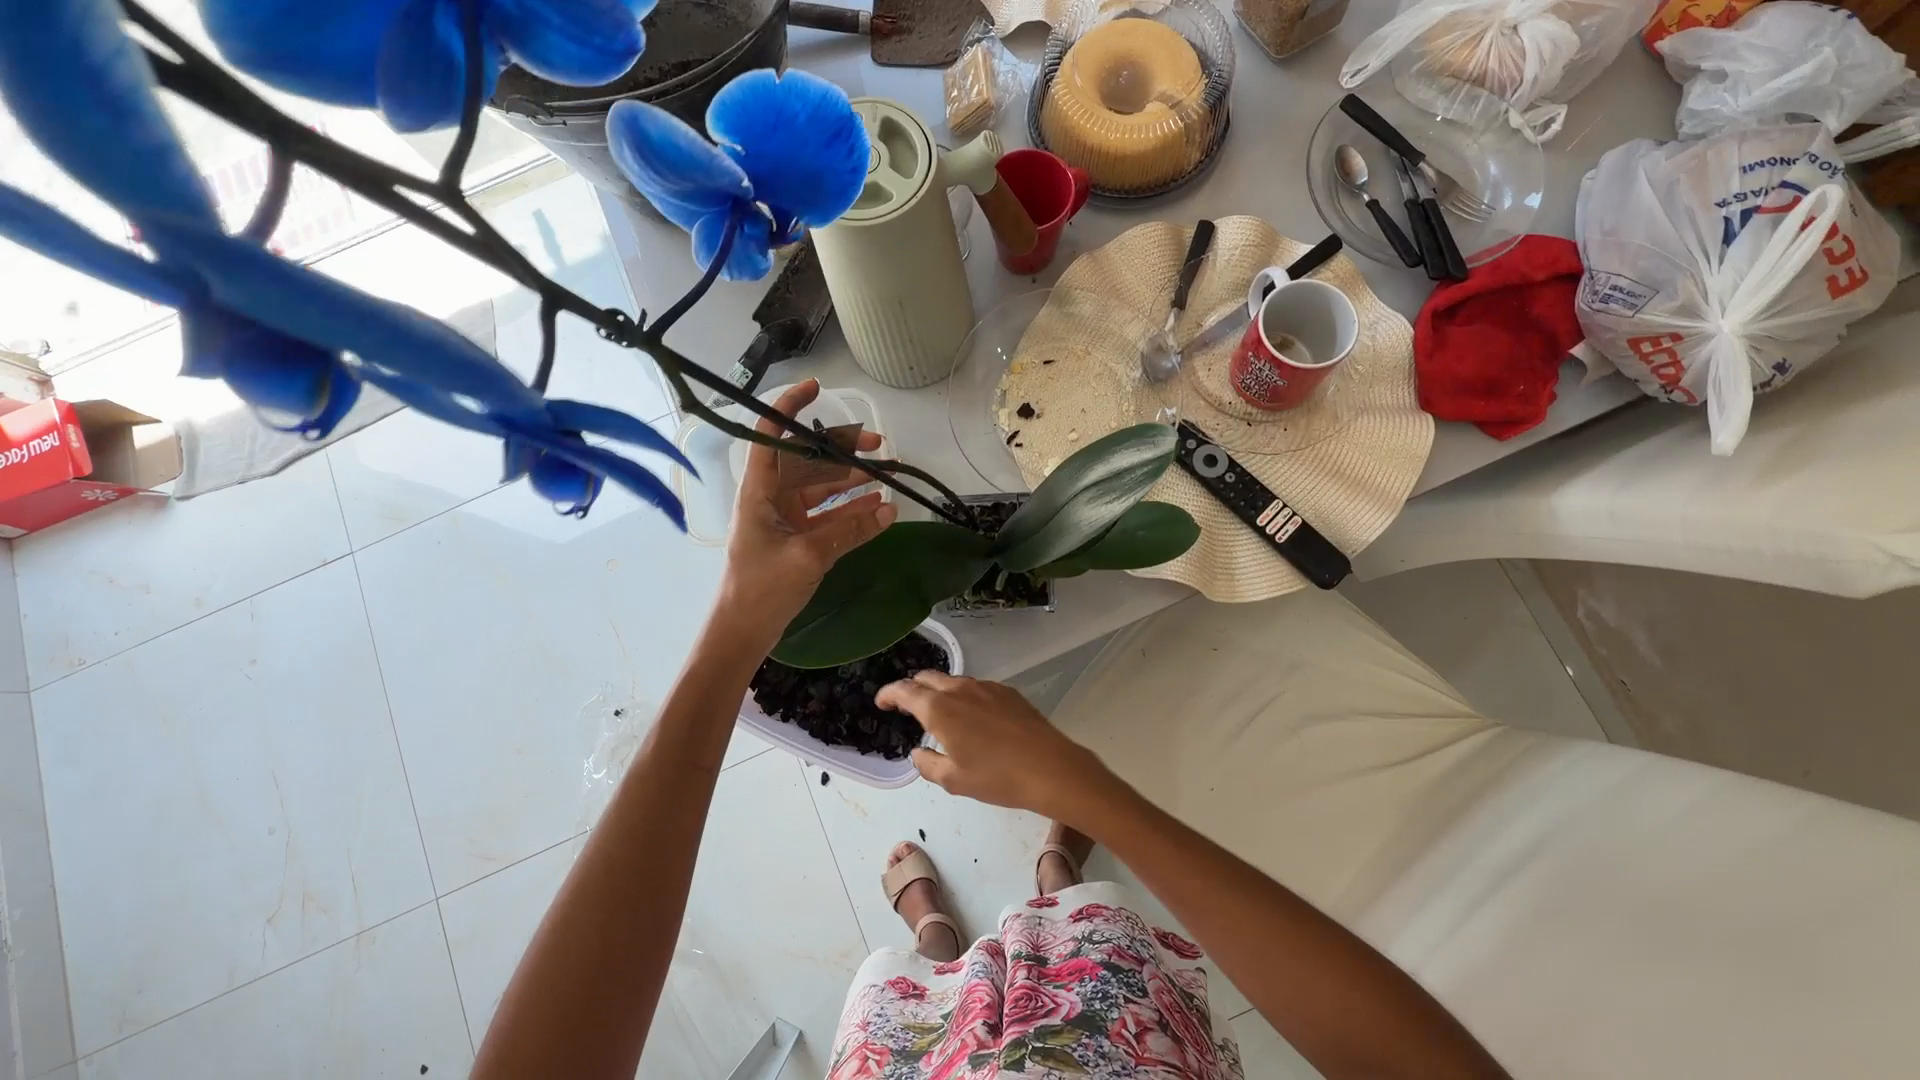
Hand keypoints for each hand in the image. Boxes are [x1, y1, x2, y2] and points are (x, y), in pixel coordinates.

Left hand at [719, 380, 896, 633]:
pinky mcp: (799, 540)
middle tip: (879, 446)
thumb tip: (888, 509)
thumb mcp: (807, 556)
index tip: (817, 389)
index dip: (789, 407)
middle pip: (808, 460)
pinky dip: (852, 510)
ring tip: (887, 475)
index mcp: (760, 490)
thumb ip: (849, 530)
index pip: (770, 435)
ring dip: (853, 480)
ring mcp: (786, 518)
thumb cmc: (761, 588)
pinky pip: (830, 516)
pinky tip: (878, 507)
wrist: (743, 632)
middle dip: (842, 450)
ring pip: (823, 487)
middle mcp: (772, 497)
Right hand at [877, 671, 1119, 822]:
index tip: (881, 702)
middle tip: (905, 705)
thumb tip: (918, 754)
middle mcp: (960, 690)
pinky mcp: (1008, 692)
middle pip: (927, 678)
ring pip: (953, 680)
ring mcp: (987, 688)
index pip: (905, 691)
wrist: (1050, 768)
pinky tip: (971, 717)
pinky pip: (976, 687)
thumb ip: (929, 764)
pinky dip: (963, 695)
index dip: (888, 694)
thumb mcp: (954, 780)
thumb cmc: (997, 777)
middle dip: (912, 688)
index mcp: (940, 709)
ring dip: (938, 691)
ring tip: (938, 712)